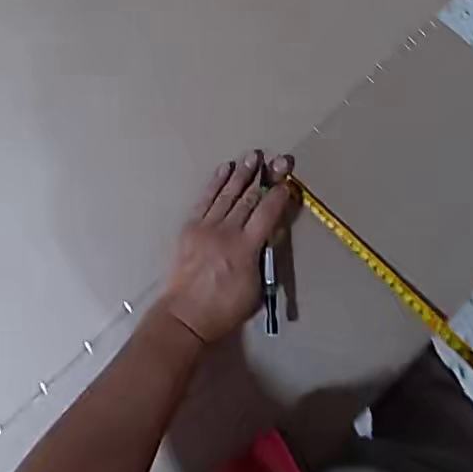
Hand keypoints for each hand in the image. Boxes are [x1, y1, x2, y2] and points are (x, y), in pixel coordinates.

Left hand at [155, 151, 296, 344]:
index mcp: (245, 249)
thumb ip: (263, 257)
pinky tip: (225, 169)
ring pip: (228, 194)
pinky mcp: (190, 226)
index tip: (287, 182)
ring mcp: (206, 226)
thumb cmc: (224, 308)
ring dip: (241, 174)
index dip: (279, 196)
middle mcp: (226, 232)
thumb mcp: (255, 288)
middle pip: (249, 199)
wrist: (184, 314)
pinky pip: (206, 199)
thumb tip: (270, 232)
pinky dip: (216, 183)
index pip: (267, 214)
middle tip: (276, 159)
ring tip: (252, 157)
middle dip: (264, 177)